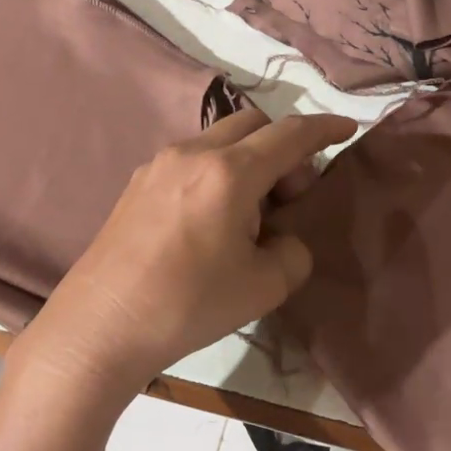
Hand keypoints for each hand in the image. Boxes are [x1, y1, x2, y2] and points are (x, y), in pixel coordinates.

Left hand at [18, 108, 356, 392]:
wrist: (103, 327)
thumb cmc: (190, 304)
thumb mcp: (266, 286)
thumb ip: (293, 252)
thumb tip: (281, 238)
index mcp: (229, 173)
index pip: (290, 135)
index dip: (324, 129)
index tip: (348, 128)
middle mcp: (192, 155)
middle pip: (252, 124)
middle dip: (284, 148)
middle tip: (292, 197)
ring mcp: (158, 167)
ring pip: (220, 142)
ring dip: (249, 163)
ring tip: (253, 217)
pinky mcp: (137, 187)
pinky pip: (193, 163)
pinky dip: (220, 176)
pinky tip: (216, 224)